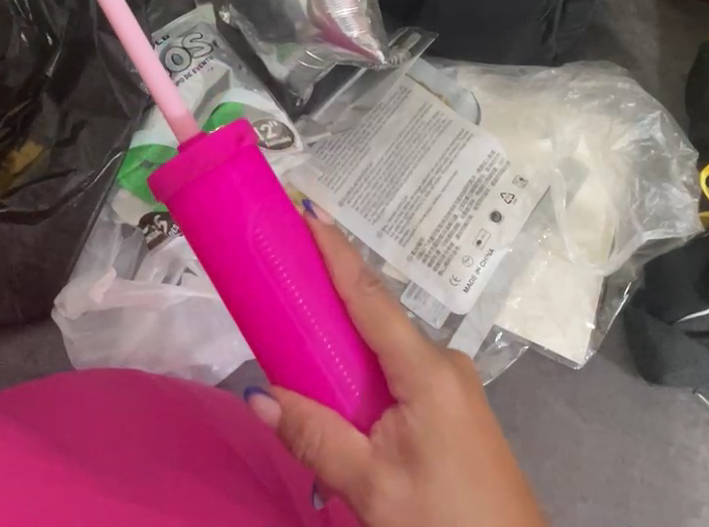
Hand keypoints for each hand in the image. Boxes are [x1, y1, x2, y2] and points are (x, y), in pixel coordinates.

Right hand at [245, 207, 548, 526]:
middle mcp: (442, 363)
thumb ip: (316, 437)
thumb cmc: (446, 520)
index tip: (310, 213)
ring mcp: (451, 383)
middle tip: (284, 271)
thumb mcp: (373, 486)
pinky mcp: (452, 405)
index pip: (371, 298)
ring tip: (297, 332)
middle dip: (330, 292)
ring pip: (385, 347)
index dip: (338, 253)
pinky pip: (398, 370)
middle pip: (375, 317)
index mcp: (426, 369)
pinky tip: (337, 383)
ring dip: (344, 339)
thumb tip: (256, 395)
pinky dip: (363, 366)